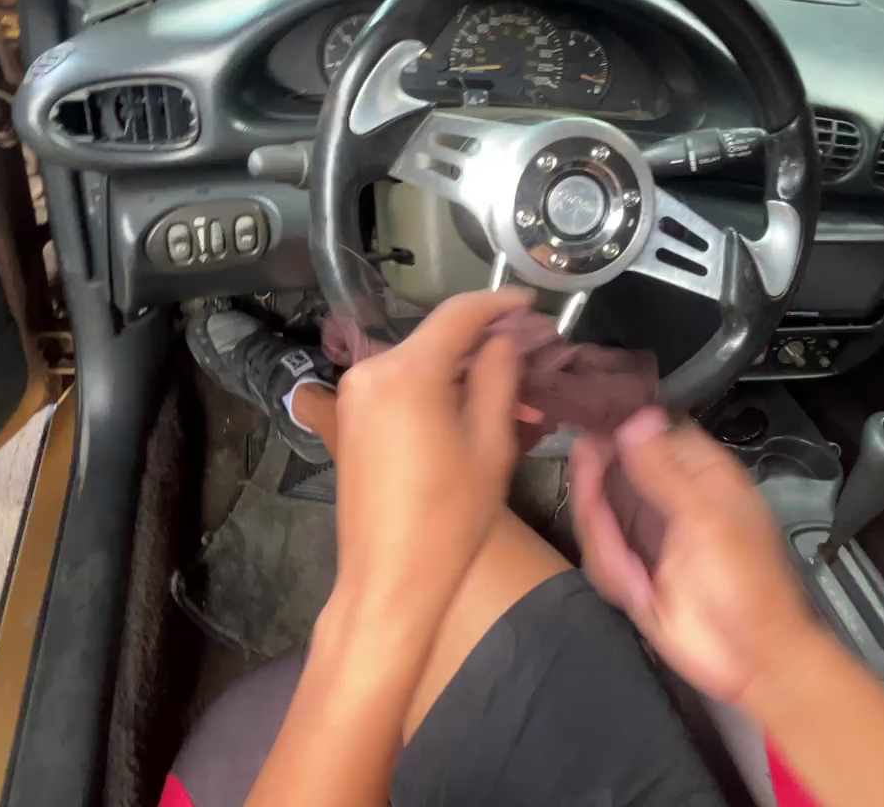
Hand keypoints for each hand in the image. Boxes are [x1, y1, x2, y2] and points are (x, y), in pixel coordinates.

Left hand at [329, 287, 532, 608]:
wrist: (388, 580)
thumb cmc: (448, 521)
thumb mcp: (489, 446)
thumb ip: (498, 379)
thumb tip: (504, 341)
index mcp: (406, 374)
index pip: (457, 314)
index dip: (498, 303)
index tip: (529, 302)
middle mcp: (371, 372)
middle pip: (438, 339)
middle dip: (486, 346)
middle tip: (531, 361)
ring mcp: (356, 395)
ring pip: (422, 364)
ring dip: (466, 374)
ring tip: (515, 402)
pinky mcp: (352, 417)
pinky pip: (403, 386)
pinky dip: (439, 392)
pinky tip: (473, 414)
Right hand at [570, 408, 824, 701]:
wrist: (749, 661)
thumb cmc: (745, 584)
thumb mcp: (707, 521)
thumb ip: (663, 471)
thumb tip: (635, 419)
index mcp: (696, 471)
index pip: (646, 429)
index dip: (613, 427)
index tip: (586, 431)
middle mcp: (664, 491)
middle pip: (608, 466)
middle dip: (595, 490)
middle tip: (592, 505)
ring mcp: (643, 526)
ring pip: (595, 510)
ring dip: (605, 543)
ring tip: (632, 575)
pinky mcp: (627, 562)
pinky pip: (597, 550)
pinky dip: (610, 570)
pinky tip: (638, 590)